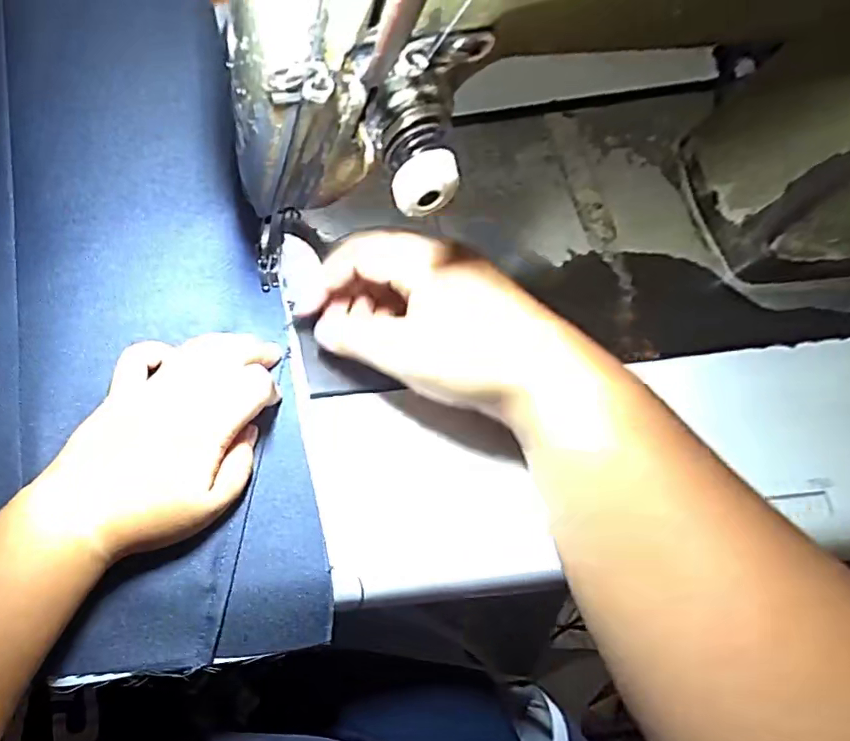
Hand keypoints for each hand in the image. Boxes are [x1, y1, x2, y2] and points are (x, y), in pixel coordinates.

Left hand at [22, 334, 281, 560]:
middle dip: (254, 351)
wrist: (82, 513)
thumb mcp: (208, 508)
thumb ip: (239, 469)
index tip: (270, 403)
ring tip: (237, 347)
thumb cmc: (148, 517)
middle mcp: (179, 397)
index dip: (268, 389)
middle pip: (226, 355)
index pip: (250, 385)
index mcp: (207, 425)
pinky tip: (172, 358)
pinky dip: (160, 350)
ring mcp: (146, 390)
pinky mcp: (118, 393)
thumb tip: (249, 433)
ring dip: (220, 343)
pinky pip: (139, 356)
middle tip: (269, 355)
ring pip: (190, 349)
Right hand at [293, 230, 568, 422]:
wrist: (544, 378)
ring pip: (398, 281)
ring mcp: (462, 278)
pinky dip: (394, 315)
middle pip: (377, 262)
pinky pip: (419, 297)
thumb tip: (325, 328)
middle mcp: (444, 258)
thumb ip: (352, 336)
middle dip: (345, 293)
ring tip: (358, 339)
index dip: (323, 281)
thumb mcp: (399, 350)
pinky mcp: (473, 301)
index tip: (305, 310)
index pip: (357, 252)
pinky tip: (391, 341)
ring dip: (368, 306)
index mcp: (424, 258)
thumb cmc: (475, 358)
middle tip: (329, 327)